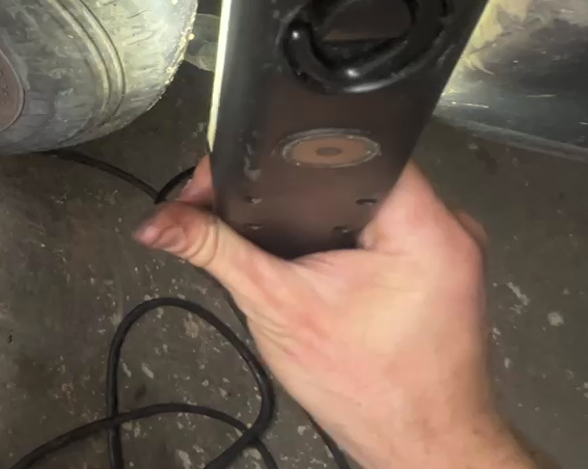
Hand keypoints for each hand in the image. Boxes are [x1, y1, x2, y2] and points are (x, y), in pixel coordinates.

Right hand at [136, 159, 533, 468]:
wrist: (420, 450)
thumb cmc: (366, 382)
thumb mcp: (273, 304)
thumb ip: (209, 248)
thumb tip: (149, 222)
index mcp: (423, 225)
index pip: (342, 150)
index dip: (273, 151)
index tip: (221, 178)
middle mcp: (438, 225)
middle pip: (331, 169)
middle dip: (266, 184)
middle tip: (215, 206)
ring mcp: (432, 246)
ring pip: (337, 195)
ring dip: (285, 206)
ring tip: (242, 226)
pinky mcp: (417, 265)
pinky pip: (350, 221)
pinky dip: (309, 227)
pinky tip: (280, 247)